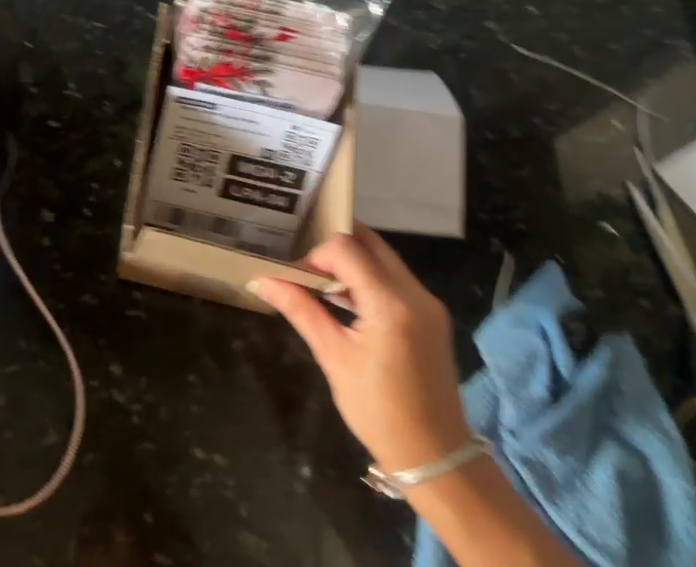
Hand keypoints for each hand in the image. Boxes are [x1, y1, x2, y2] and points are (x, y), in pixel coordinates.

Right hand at [250, 231, 472, 472]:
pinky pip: (395, 279)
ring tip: (319, 284)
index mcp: (390, 303)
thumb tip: (262, 281)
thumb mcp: (333, 357)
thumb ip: (301, 310)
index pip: (347, 248)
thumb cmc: (377, 409)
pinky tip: (344, 301)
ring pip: (384, 258)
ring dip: (351, 262)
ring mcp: (427, 303)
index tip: (296, 279)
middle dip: (334, 248)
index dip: (316, 255)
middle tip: (305, 269)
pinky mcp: (430, 315)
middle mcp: (415, 293)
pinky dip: (367, 278)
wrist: (433, 452)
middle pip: (370, 243)